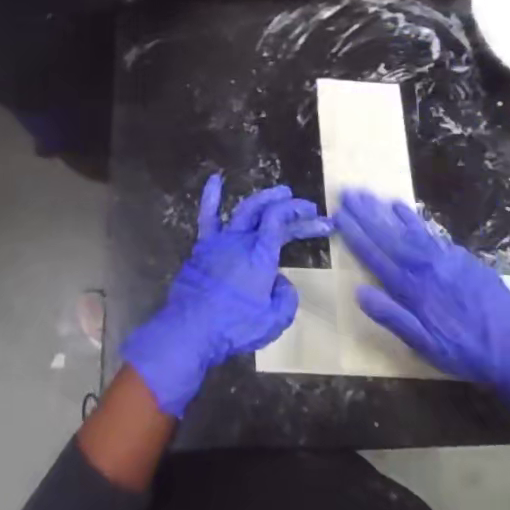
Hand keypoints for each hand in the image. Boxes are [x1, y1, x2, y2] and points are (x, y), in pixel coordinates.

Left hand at [123, 174, 330, 415]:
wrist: (190, 330)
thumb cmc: (234, 327)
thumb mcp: (275, 319)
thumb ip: (285, 297)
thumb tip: (279, 281)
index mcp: (261, 254)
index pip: (281, 220)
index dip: (301, 214)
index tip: (319, 218)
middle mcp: (240, 240)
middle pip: (267, 213)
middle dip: (289, 207)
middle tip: (307, 207)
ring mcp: (218, 242)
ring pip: (242, 210)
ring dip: (262, 199)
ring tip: (279, 192)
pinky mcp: (201, 249)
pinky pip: (207, 218)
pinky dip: (211, 197)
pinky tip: (215, 179)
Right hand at [335, 190, 509, 427]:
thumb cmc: (465, 351)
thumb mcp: (423, 344)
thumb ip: (391, 316)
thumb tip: (359, 292)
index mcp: (412, 288)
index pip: (375, 255)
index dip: (355, 235)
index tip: (338, 215)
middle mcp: (426, 266)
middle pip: (389, 235)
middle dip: (366, 214)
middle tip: (347, 193)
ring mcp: (446, 259)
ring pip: (409, 229)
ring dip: (385, 211)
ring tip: (369, 194)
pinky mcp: (462, 258)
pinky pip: (430, 232)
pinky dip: (413, 219)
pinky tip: (403, 209)